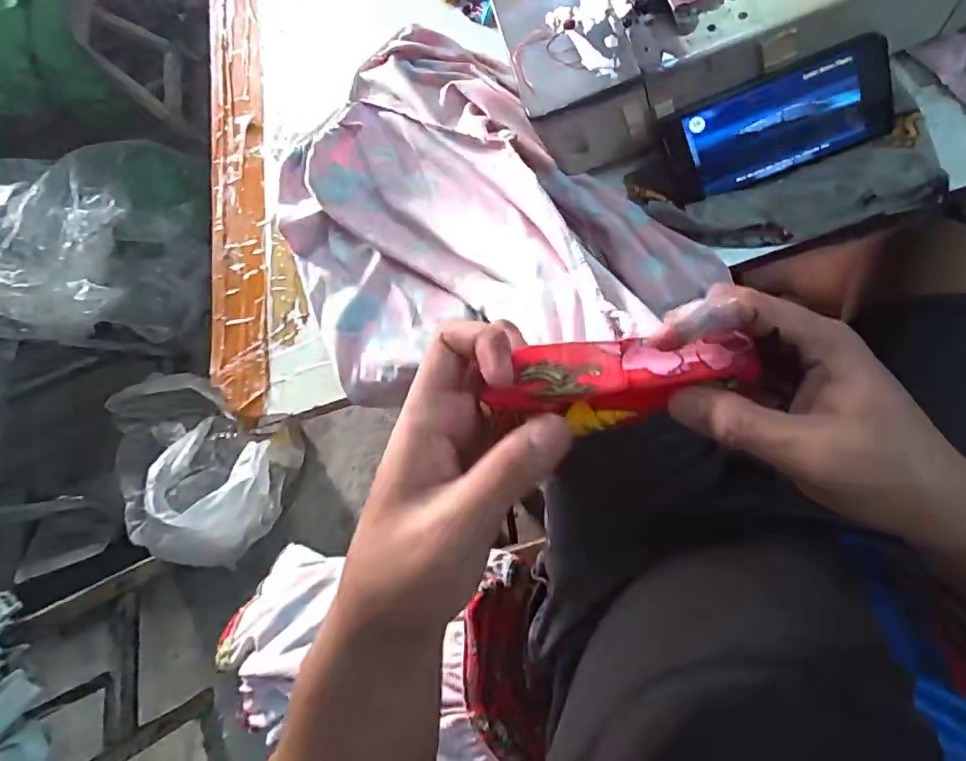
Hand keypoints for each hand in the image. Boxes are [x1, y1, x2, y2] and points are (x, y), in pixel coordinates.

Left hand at [333, 322, 571, 636]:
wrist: (389, 624)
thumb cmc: (405, 572)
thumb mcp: (455, 524)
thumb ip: (506, 472)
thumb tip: (561, 422)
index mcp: (428, 416)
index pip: (449, 342)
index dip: (485, 342)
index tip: (512, 378)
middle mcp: (452, 416)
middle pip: (491, 358)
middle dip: (530, 366)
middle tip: (563, 397)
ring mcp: (472, 439)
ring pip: (513, 392)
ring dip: (545, 396)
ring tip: (576, 416)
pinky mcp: (489, 464)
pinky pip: (523, 426)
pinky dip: (547, 426)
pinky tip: (565, 445)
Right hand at [651, 283, 965, 540]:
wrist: (937, 506)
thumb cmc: (879, 471)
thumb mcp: (804, 451)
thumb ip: (738, 423)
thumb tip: (673, 399)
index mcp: (821, 337)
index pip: (749, 306)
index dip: (700, 317)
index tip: (659, 341)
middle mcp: (813, 340)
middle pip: (746, 324)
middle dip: (701, 338)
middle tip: (655, 360)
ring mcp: (811, 366)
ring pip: (751, 353)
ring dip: (713, 364)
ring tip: (668, 376)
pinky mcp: (808, 392)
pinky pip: (761, 380)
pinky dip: (732, 387)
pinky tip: (704, 399)